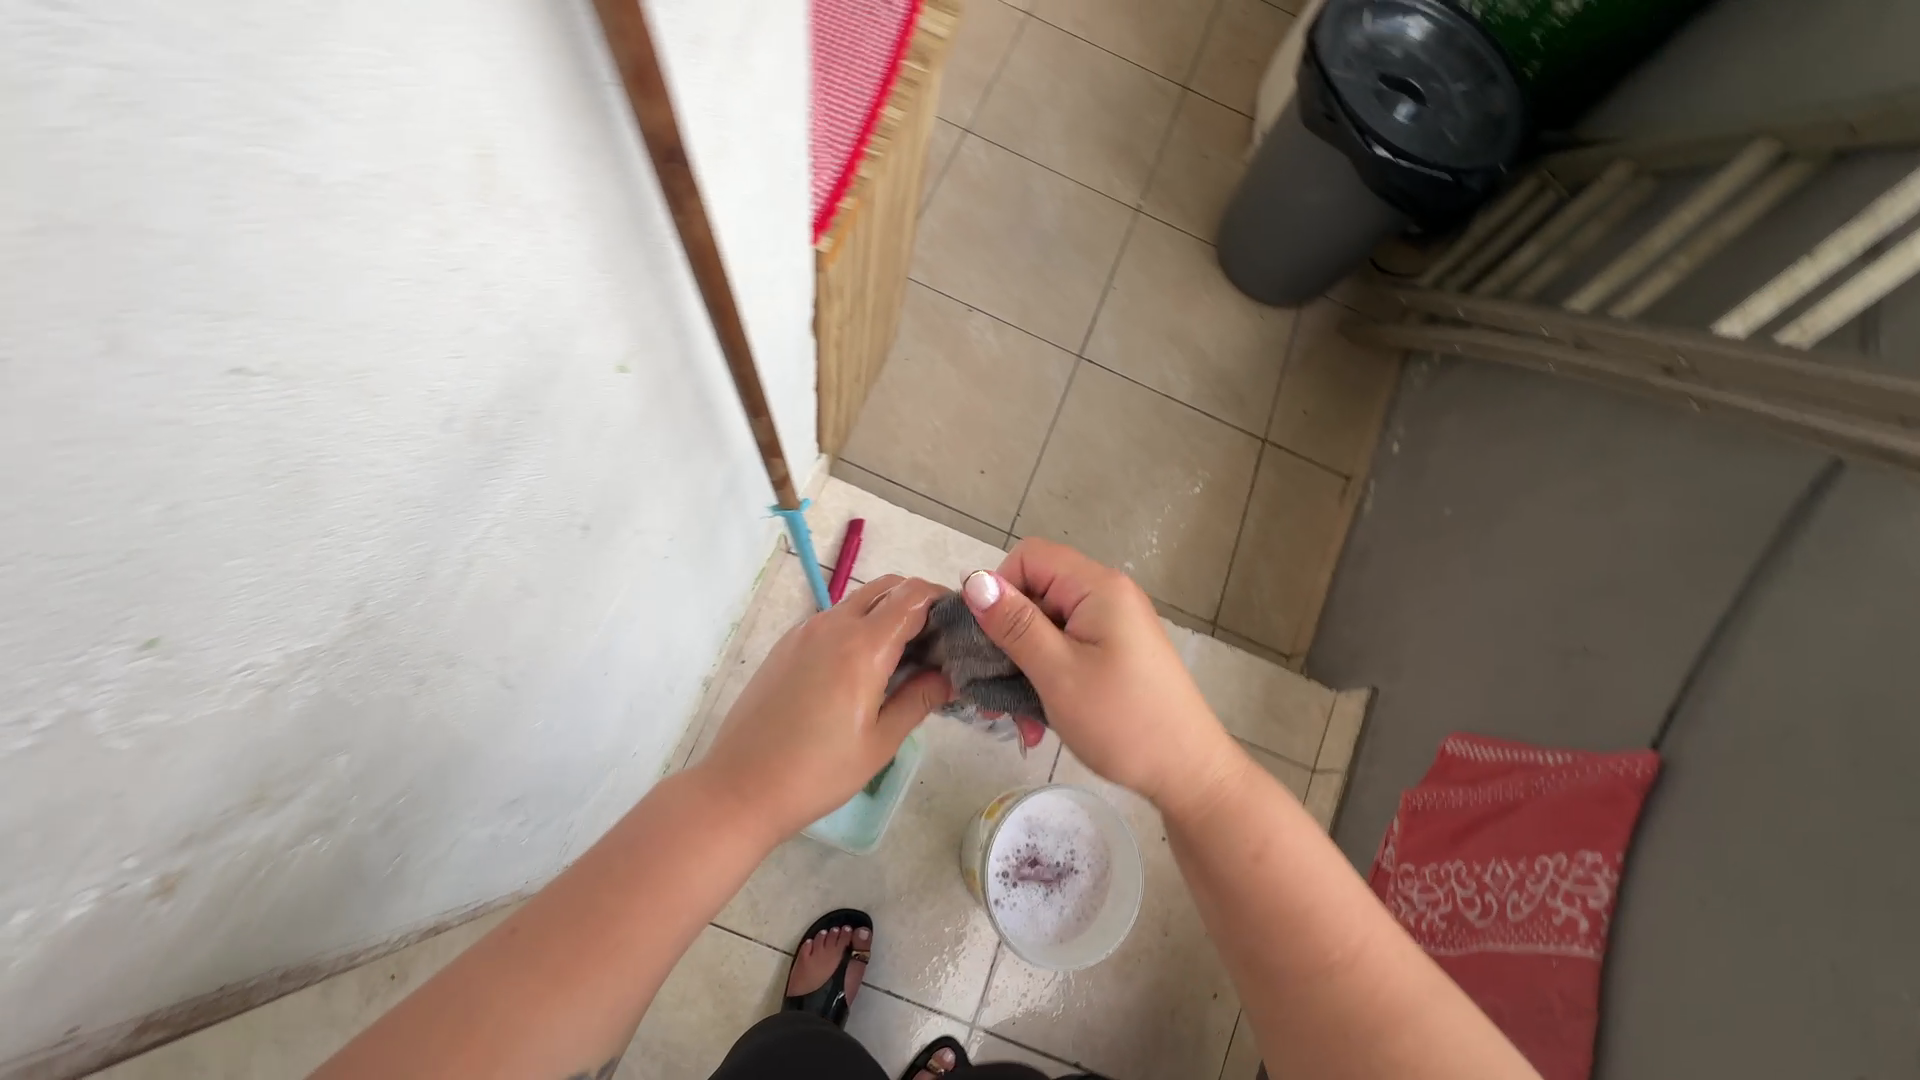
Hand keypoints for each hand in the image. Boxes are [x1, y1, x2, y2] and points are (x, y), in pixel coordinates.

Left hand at [700, 575, 951, 837]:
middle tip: (936, 640)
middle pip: (886, 587)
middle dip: (917, 601)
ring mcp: (804, 631)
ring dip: (886, 613)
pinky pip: (832, 619)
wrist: (740, 787)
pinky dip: (858, 626)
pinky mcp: (786, 645)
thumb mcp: (880, 742)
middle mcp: (833, 625)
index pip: (913, 595)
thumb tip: (949, 676)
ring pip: (858, 601)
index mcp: (863, 646)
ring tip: (903, 657)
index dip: (942, 599)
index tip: (961, 623)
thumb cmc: (818, 772)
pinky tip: (862, 668)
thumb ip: (919, 699)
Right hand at [961, 539, 1248, 816]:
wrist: (1188, 773)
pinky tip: (1035, 721)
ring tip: (1013, 717)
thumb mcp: (1058, 672)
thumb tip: (974, 579)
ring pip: (1045, 629)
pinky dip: (1045, 680)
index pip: (1029, 557)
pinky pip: (1064, 652)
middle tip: (988, 689)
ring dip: (1021, 668)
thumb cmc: (1122, 721)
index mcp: (1098, 587)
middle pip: (1035, 594)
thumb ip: (1015, 624)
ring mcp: (1111, 628)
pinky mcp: (1113, 655)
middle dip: (1005, 639)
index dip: (999, 590)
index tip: (985, 639)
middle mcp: (1106, 597)